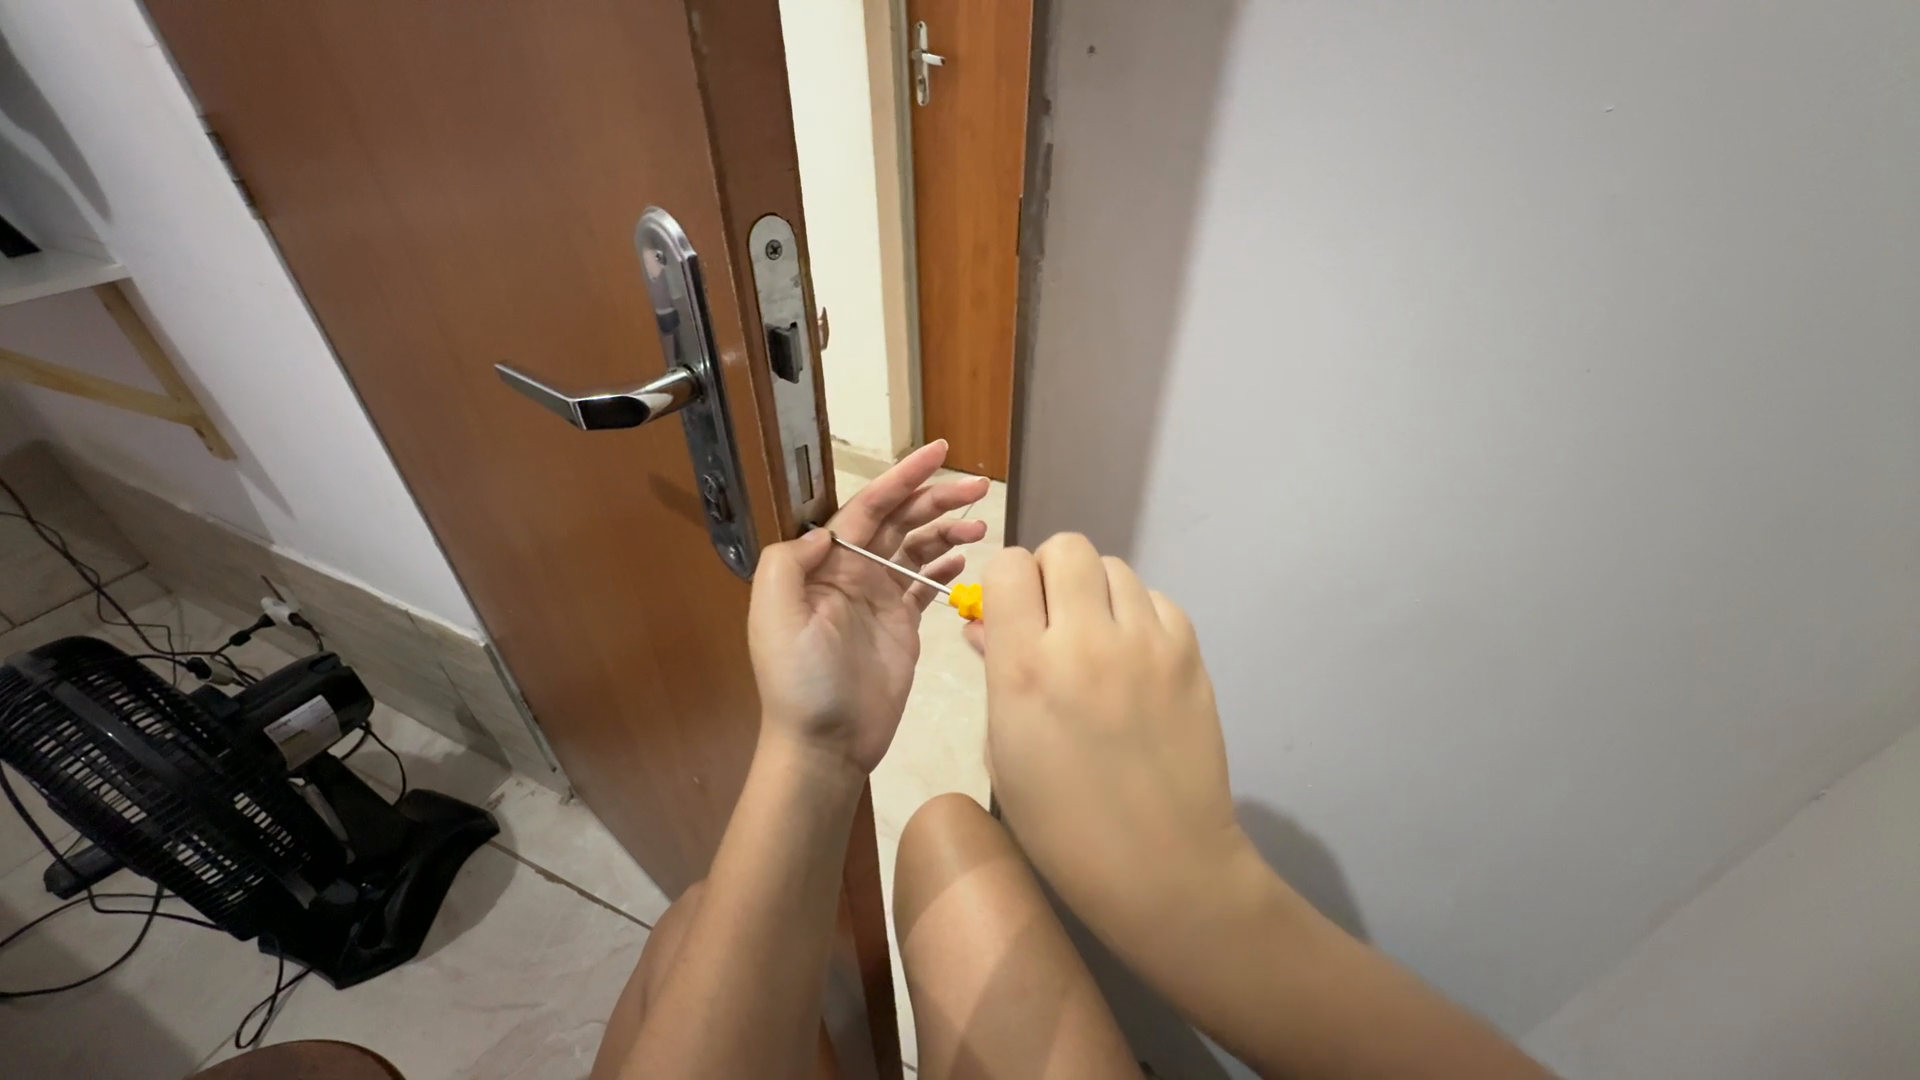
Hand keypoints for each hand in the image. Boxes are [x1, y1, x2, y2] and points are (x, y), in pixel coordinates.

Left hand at [749, 441, 989, 772]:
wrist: (825, 743)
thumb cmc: (800, 680)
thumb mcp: (774, 614)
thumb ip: (791, 561)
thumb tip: (827, 531)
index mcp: (827, 563)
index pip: (870, 506)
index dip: (904, 477)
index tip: (939, 452)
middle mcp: (855, 572)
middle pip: (901, 520)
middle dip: (937, 498)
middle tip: (977, 486)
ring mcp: (880, 599)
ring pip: (918, 548)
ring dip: (946, 529)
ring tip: (980, 524)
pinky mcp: (902, 626)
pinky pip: (925, 585)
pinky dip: (944, 566)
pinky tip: (962, 556)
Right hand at [982, 534, 1258, 940]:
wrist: (1162, 865)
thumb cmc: (1061, 823)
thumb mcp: (1004, 748)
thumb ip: (996, 671)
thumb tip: (986, 625)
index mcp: (1025, 667)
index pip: (1009, 565)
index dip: (1005, 582)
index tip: (1010, 611)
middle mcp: (1085, 638)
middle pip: (1067, 547)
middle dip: (1051, 572)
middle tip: (1053, 617)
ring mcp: (1146, 642)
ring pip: (1115, 567)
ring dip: (1096, 592)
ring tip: (1098, 640)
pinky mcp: (1190, 653)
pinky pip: (1156, 601)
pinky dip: (1139, 616)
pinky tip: (1136, 659)